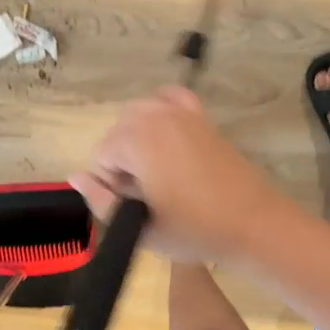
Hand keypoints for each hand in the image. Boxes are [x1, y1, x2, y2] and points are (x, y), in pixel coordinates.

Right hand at [70, 86, 297, 264]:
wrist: (253, 224)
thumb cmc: (194, 230)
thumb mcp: (140, 226)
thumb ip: (102, 201)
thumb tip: (76, 177)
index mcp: (137, 139)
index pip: (101, 156)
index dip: (111, 185)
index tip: (135, 207)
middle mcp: (156, 115)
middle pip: (117, 133)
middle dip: (123, 161)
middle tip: (147, 195)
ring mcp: (182, 112)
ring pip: (139, 115)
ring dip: (138, 141)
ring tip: (158, 176)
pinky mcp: (203, 118)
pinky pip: (170, 99)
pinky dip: (162, 113)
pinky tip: (167, 138)